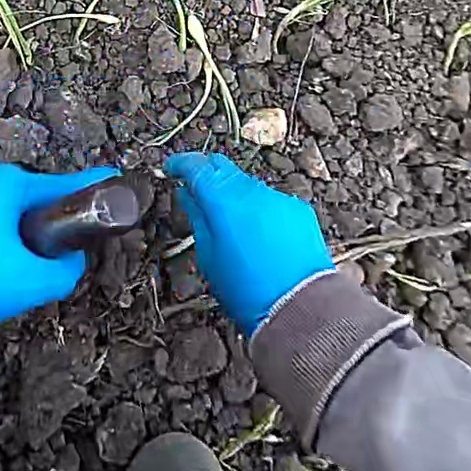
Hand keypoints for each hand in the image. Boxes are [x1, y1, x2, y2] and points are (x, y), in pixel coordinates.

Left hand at [0, 163, 116, 371]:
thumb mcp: (25, 283)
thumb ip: (65, 272)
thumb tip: (72, 263)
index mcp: (13, 183)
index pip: (73, 184)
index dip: (101, 195)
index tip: (126, 198)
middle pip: (46, 204)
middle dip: (60, 232)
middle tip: (67, 263)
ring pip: (19, 220)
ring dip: (30, 245)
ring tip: (27, 278)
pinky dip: (5, 248)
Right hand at [166, 151, 332, 334]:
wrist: (298, 306)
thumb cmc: (247, 290)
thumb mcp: (209, 257)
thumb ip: (197, 217)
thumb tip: (187, 194)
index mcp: (224, 201)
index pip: (197, 167)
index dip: (181, 163)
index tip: (172, 167)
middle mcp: (252, 191)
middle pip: (223, 167)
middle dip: (207, 174)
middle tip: (196, 190)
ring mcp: (277, 197)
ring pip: (247, 183)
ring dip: (234, 194)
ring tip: (230, 221)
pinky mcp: (297, 209)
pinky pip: (271, 199)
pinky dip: (259, 208)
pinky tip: (258, 233)